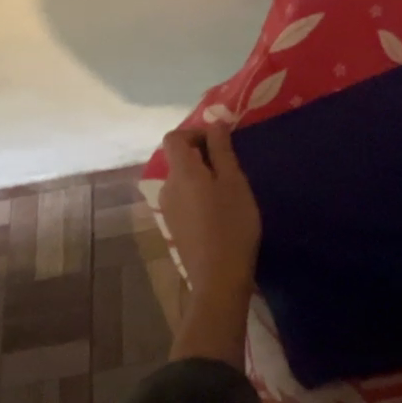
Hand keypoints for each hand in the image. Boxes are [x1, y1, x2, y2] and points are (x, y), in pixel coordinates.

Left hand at [160, 124, 261, 299]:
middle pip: (178, 159)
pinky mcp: (174, 227)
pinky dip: (199, 195)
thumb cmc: (231, 223)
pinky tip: (220, 211)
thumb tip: (214, 123)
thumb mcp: (234, 181)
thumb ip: (221, 149)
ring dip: (202, 176)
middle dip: (203, 155)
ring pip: (183, 180)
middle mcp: (167, 188)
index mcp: (181, 172)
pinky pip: (184, 198)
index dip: (195, 132)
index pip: (173, 138)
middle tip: (232, 167)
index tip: (220, 142)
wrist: (218, 279)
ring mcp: (168, 210)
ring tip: (229, 190)